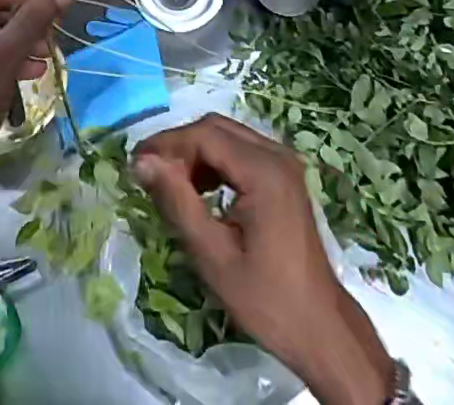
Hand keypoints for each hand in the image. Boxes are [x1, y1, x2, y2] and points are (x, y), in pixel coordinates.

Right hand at [132, 115, 393, 404]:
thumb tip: (141, 162)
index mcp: (264, 170)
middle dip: (179, 146)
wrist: (318, 325)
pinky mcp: (284, 175)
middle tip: (148, 175)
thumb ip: (176, 201)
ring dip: (195, 153)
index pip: (204, 134)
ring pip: (228, 136)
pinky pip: (242, 152)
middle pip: (216, 128)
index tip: (134, 166)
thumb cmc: (264, 297)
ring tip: (169, 186)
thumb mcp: (212, 253)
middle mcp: (277, 154)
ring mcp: (284, 163)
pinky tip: (199, 191)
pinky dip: (215, 162)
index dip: (166, 144)